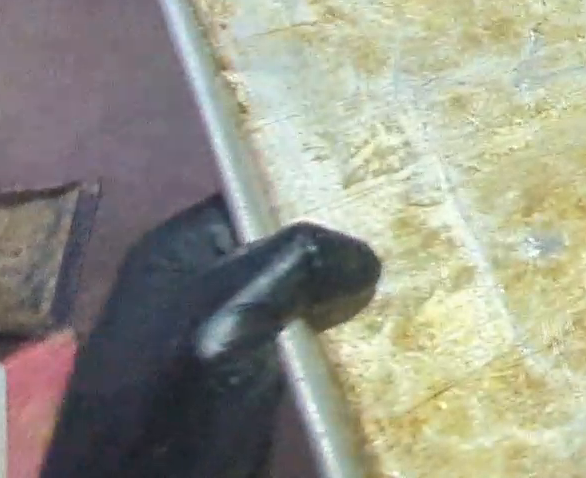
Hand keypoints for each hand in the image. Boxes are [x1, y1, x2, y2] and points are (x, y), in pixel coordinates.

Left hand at [41, 196, 380, 477]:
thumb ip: (300, 260)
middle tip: (414, 232)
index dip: (325, 189)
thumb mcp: (228, 308)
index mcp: (185, 246)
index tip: (389, 191)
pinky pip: (317, 323)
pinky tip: (390, 318)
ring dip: (356, 282)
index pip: (270, 192)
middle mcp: (208, 276)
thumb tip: (366, 260)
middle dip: (350, 238)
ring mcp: (234, 323)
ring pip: (313, 281)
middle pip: (297, 237)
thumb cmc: (170, 395)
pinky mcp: (259, 366)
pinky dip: (351, 321)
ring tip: (415, 269)